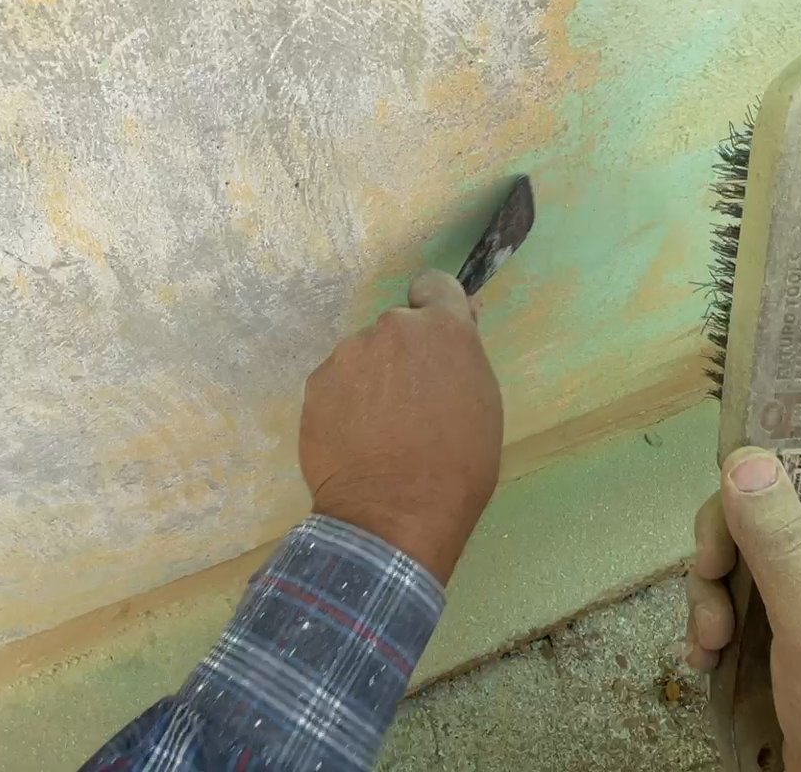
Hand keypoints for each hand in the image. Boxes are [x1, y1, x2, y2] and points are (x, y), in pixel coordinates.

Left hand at [299, 270, 502, 583]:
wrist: (394, 515)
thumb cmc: (458, 465)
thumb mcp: (483, 402)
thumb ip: (465, 353)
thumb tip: (460, 318)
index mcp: (442, 328)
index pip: (435, 285)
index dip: (435, 309)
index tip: (434, 340)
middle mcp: (392, 328)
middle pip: (398, 328)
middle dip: (404, 353)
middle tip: (411, 403)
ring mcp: (348, 354)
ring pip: (364, 355)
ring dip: (372, 377)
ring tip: (379, 429)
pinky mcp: (316, 382)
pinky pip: (337, 382)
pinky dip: (345, 401)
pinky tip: (354, 438)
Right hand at [684, 417, 800, 771]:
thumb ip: (778, 541)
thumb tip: (742, 455)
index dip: (795, 431)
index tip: (734, 448)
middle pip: (782, 494)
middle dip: (732, 529)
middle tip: (707, 568)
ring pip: (755, 545)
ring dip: (717, 583)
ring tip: (709, 637)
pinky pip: (750, 592)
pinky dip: (720, 614)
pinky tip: (705, 653)